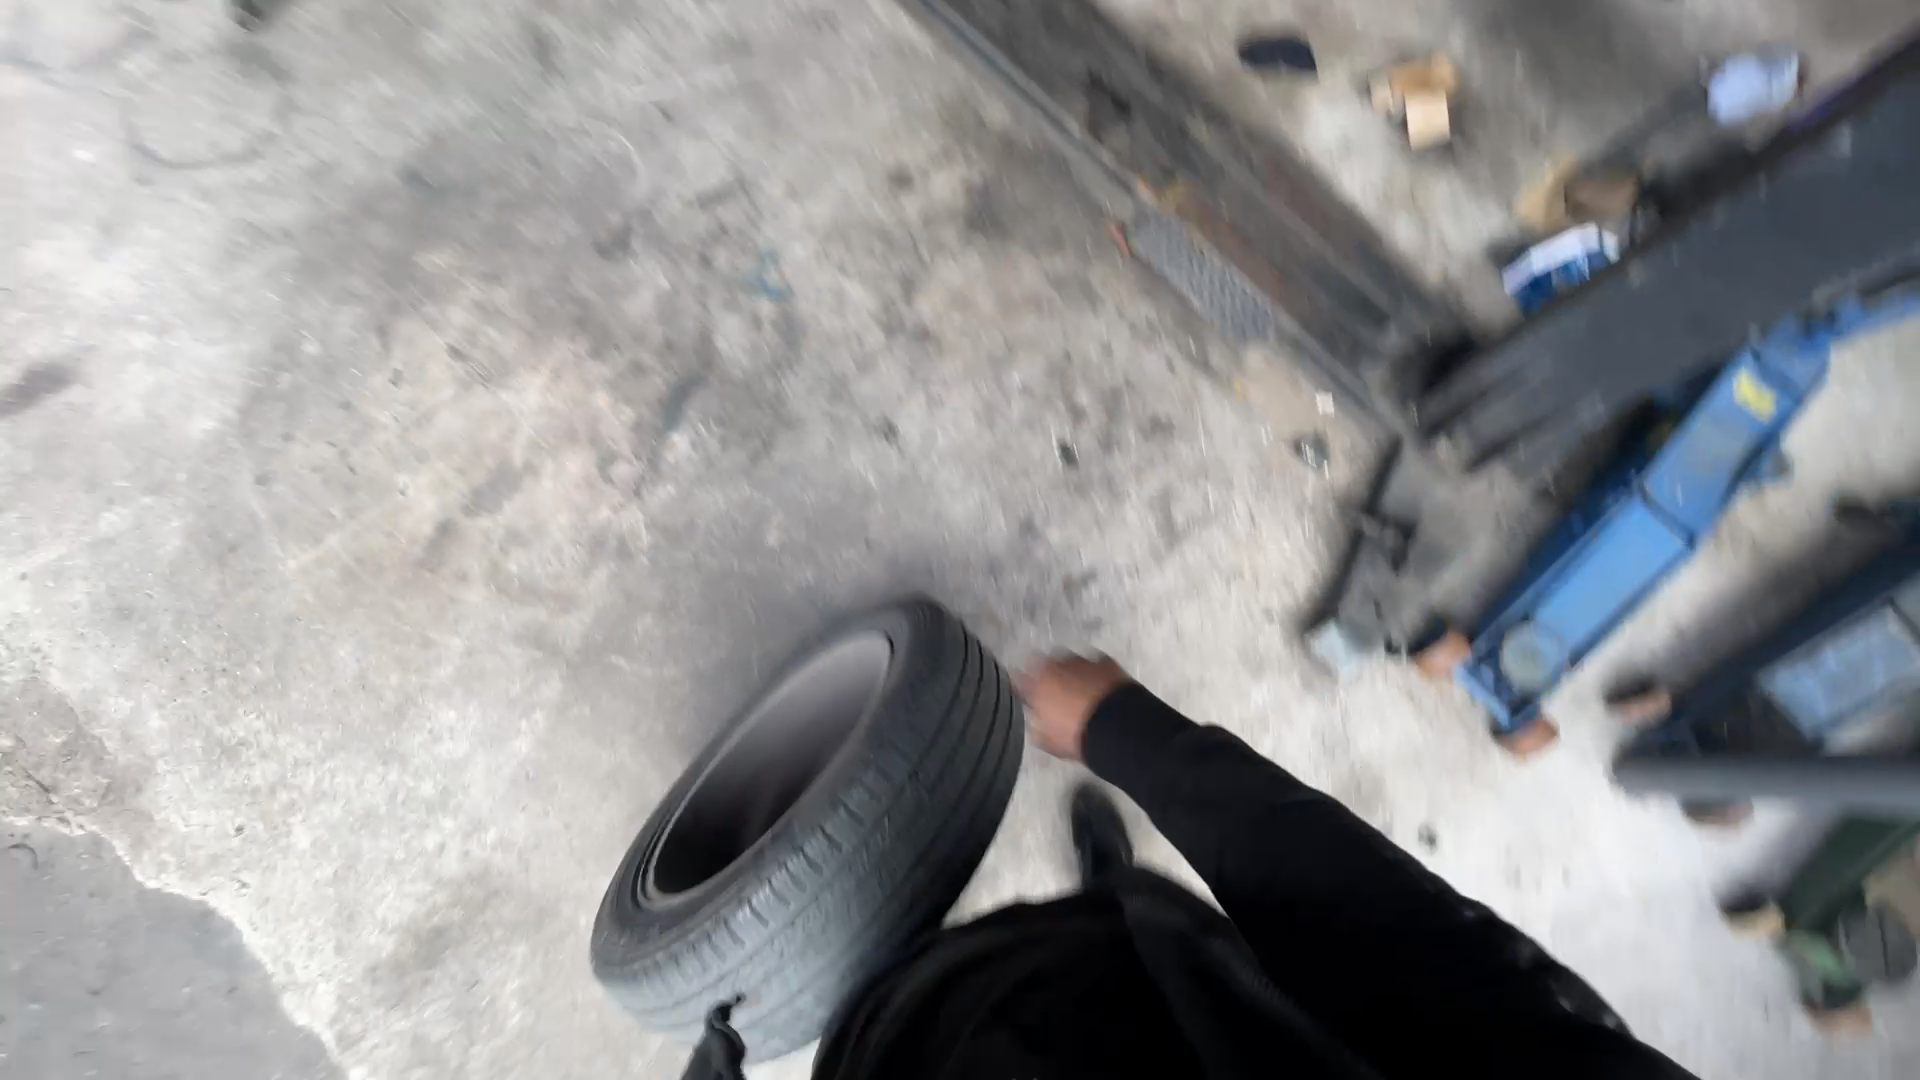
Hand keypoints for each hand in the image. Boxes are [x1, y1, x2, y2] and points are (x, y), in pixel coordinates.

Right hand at [1015, 653, 1132, 761]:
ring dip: (1069, 671)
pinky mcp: (1104, 661)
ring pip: (1067, 661)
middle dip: (1045, 674)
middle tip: (1053, 690)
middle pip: (1042, 664)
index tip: (1022, 689)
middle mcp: (1055, 667)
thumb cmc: (1078, 736)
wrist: (1118, 727)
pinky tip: (1098, 684)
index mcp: (1037, 686)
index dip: (1020, 683)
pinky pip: (1093, 663)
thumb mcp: (1051, 742)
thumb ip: (1038, 728)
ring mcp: (1080, 662)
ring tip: (1077, 687)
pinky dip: (1093, 671)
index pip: (1018, 678)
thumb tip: (1036, 724)